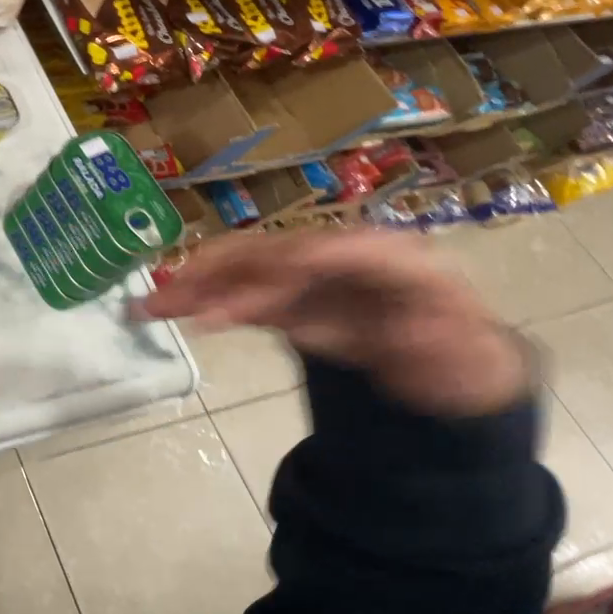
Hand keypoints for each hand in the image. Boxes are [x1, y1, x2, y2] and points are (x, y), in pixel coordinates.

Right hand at [135, 229, 529, 415]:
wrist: (444, 362)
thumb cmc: (456, 360)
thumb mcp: (465, 361)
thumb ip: (441, 346)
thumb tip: (411, 332)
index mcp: (391, 257)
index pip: (332, 251)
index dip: (284, 269)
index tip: (244, 298)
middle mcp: (339, 252)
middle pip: (271, 255)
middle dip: (218, 278)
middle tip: (171, 301)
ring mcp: (305, 271)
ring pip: (241, 269)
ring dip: (192, 287)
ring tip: (147, 306)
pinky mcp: (282, 292)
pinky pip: (235, 292)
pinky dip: (198, 300)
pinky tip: (162, 309)